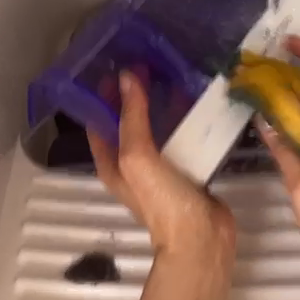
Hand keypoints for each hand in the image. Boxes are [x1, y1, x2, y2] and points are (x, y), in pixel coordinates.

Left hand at [88, 72, 236, 262]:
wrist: (201, 240)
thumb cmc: (162, 201)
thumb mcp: (137, 156)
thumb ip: (132, 117)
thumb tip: (127, 76)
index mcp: (112, 162)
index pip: (99, 120)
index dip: (103, 93)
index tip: (115, 63)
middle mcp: (133, 163)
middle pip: (129, 121)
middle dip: (135, 93)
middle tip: (148, 60)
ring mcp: (161, 167)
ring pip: (159, 127)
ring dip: (164, 102)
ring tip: (174, 71)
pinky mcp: (187, 169)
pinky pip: (184, 137)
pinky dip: (188, 119)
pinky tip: (199, 99)